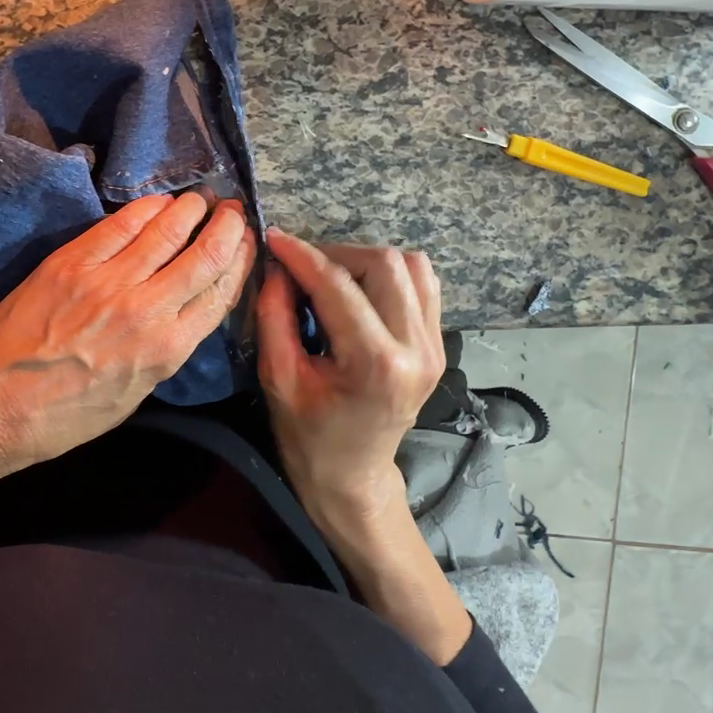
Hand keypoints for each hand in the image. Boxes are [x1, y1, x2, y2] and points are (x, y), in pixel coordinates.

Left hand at [0, 192, 256, 484]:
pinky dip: (147, 208)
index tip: (249, 241)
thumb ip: (164, 353)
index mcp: (166, 352)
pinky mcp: (73, 262)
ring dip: (191, 209)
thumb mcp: (134, 397)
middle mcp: (147, 310)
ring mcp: (108, 281)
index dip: (240, 261)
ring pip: (166, 231)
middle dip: (227, 227)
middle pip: (203, 256)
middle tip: (233, 209)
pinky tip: (160, 201)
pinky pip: (120, 224)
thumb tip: (182, 315)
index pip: (219, 294)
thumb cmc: (65, 416)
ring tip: (202, 198)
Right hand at [255, 230, 445, 554]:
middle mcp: (417, 349)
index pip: (338, 285)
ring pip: (411, 266)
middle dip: (334, 254)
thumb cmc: (308, 434)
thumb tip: (277, 267)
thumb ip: (275, 315)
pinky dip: (389, 276)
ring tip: (331, 278)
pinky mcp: (439, 344)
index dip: (302, 255)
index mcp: (375, 363)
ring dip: (364, 261)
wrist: (352, 474)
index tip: (274, 237)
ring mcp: (435, 346)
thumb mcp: (279, 377)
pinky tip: (359, 291)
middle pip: (383, 263)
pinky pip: (423, 285)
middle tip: (301, 266)